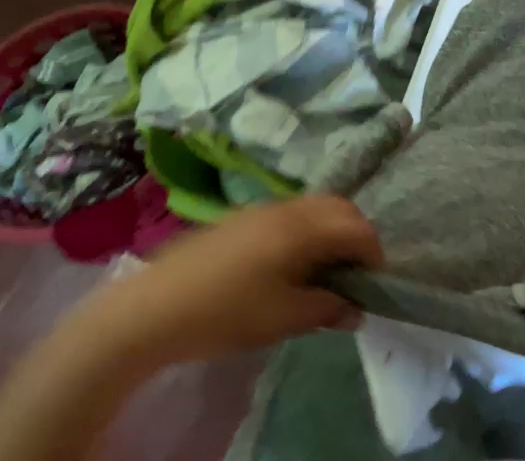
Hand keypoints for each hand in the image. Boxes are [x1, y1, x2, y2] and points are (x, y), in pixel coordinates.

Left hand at [75, 194, 382, 368]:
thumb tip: (356, 308)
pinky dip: (306, 230)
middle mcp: (287, 207)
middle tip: (353, 275)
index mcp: (303, 226)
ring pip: (314, 207)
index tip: (372, 286)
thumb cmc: (226, 313)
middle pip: (340, 207)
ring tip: (323, 272)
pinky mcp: (240, 218)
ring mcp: (261, 208)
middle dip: (355, 236)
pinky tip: (290, 265)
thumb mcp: (284, 318)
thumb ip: (327, 308)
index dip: (373, 254)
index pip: (358, 227)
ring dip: (330, 231)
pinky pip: (290, 213)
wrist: (151, 309)